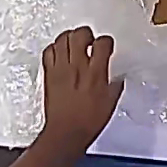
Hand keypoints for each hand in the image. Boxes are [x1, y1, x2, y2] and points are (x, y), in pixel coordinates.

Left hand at [37, 26, 122, 153]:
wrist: (66, 133)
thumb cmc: (88, 121)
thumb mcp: (110, 102)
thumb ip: (114, 85)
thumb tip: (118, 78)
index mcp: (96, 73)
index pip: (102, 43)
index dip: (106, 41)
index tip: (106, 46)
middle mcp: (78, 67)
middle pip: (79, 35)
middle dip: (86, 33)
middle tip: (89, 40)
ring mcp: (61, 69)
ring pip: (62, 39)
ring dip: (70, 38)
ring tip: (74, 44)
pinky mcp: (49, 74)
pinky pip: (48, 52)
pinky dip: (54, 48)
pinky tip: (60, 54)